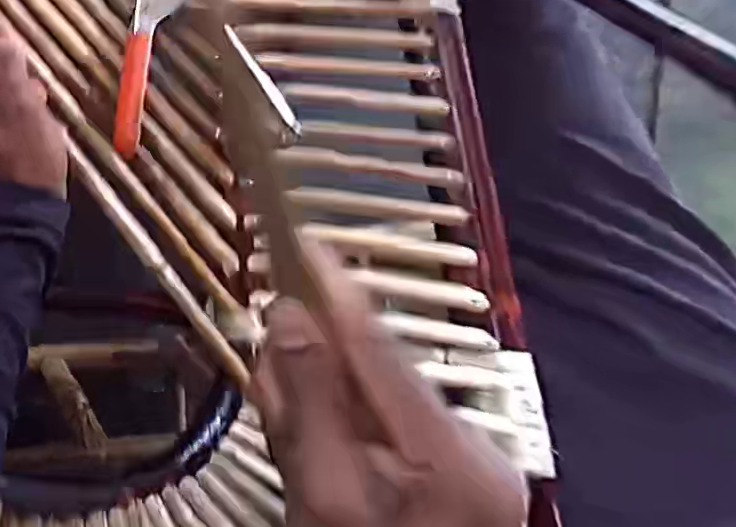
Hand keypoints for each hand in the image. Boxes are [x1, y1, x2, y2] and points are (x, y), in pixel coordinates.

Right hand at [255, 244, 526, 526]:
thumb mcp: (324, 497)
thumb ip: (305, 398)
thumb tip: (286, 311)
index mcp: (446, 450)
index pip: (374, 338)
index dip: (329, 282)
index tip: (294, 237)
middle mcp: (465, 440)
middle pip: (368, 359)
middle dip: (308, 353)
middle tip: (269, 381)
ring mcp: (462, 456)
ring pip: (368, 384)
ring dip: (315, 387)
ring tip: (288, 427)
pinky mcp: (446, 467)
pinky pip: (375, 414)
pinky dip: (333, 414)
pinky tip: (312, 442)